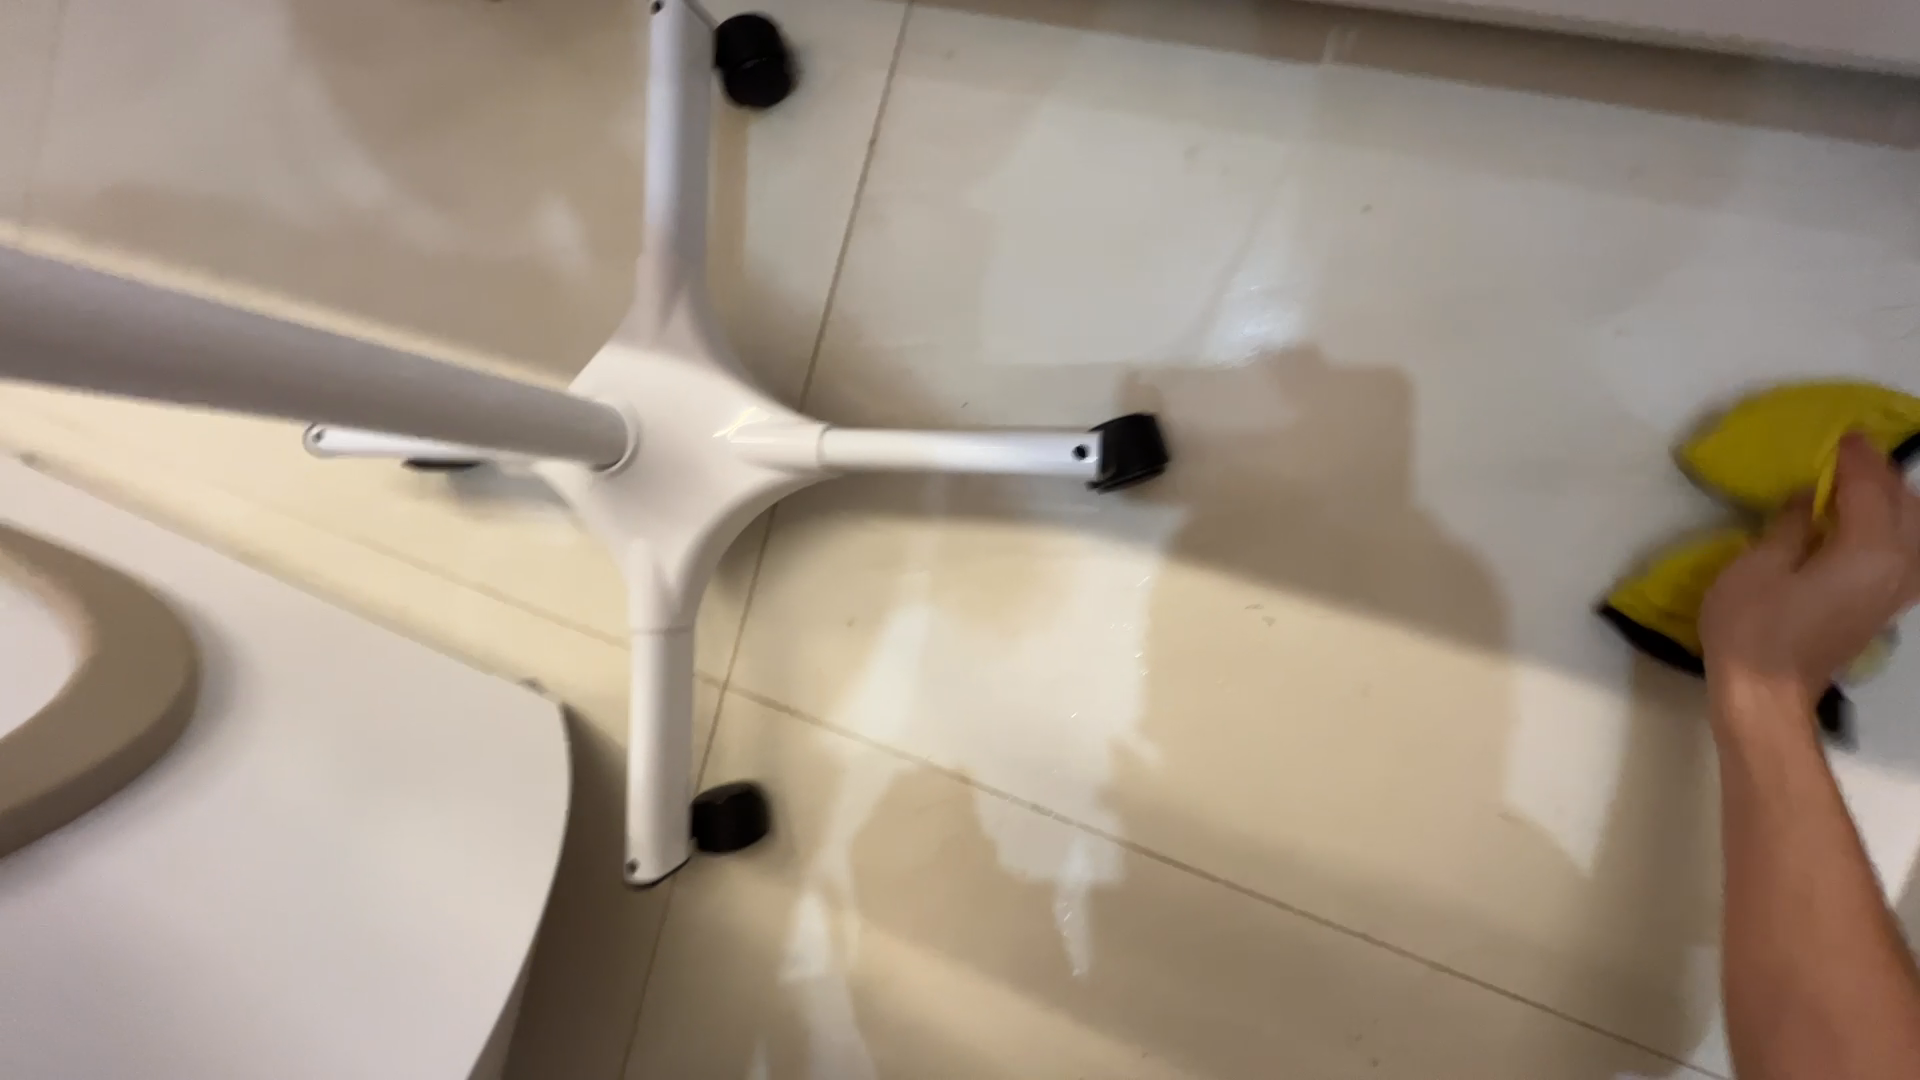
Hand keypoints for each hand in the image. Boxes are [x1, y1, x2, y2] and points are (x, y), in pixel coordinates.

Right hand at [1701, 433, 1919, 711]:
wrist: (1767, 687)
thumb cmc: (1751, 624)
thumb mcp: (1756, 569)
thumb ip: (1787, 529)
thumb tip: (1803, 501)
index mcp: (1869, 551)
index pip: (1868, 492)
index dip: (1855, 461)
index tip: (1845, 435)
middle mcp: (1901, 565)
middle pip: (1905, 508)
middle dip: (1882, 477)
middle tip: (1853, 454)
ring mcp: (1899, 587)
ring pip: (1914, 529)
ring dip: (1893, 502)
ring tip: (1863, 485)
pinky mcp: (1886, 602)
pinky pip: (1907, 549)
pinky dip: (1895, 526)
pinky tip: (1870, 525)